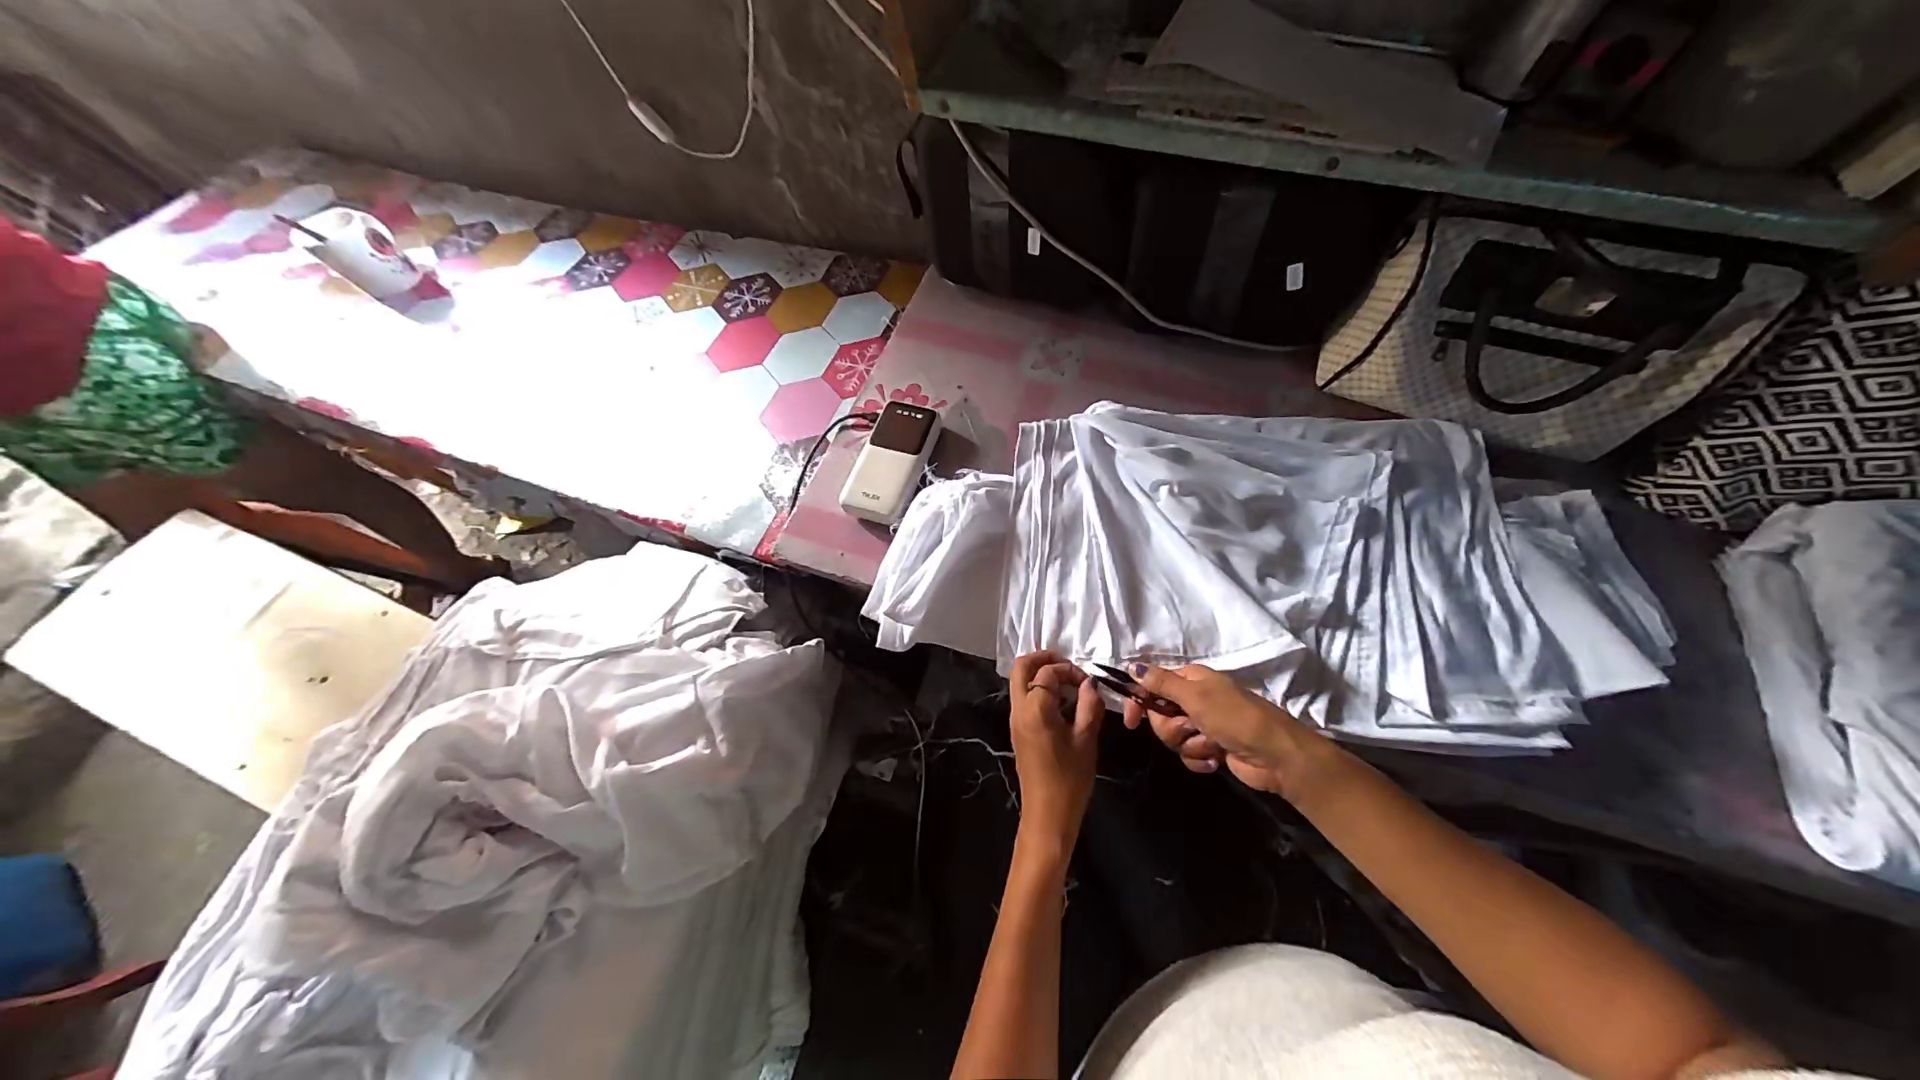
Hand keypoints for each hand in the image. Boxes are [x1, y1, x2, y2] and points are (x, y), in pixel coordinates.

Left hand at [1007, 651, 1105, 850]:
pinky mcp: (1018, 731)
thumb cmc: (1070, 779)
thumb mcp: (1086, 740)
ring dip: (1041, 675)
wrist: (1047, 815)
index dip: (1069, 670)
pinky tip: (1063, 704)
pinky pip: (1023, 698)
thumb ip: (1089, 706)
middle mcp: (1018, 710)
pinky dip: (1039, 691)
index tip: (1088, 682)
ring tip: (1070, 686)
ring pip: (1019, 682)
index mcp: (1034, 709)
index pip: (1047, 672)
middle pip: (1020, 667)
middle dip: (1044, 659)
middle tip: (1069, 666)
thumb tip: (1090, 684)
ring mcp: (1015, 720)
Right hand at [1122, 663, 1332, 798]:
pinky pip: (1188, 755)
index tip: (1131, 721)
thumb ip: (1161, 683)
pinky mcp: (1211, 749)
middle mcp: (1195, 699)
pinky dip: (1199, 759)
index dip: (1138, 702)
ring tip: (1212, 744)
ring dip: (1190, 744)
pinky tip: (1216, 761)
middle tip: (1192, 727)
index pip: (1152, 685)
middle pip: (1160, 715)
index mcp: (1192, 679)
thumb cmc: (1236, 718)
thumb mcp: (1195, 696)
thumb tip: (1132, 665)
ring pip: (1173, 737)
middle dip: (1171, 727)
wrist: (1276, 756)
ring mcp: (1204, 725)